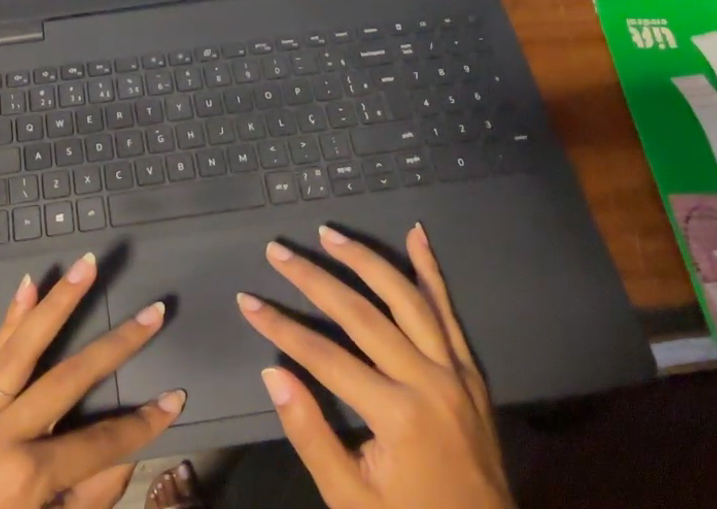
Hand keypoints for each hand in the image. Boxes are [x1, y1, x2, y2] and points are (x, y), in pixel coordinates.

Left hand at [0, 252, 186, 508]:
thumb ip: (91, 496)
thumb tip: (126, 451)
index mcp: (27, 476)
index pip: (101, 441)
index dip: (142, 423)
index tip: (175, 400)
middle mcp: (3, 434)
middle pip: (70, 377)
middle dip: (118, 344)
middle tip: (153, 312)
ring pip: (24, 345)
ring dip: (58, 301)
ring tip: (85, 265)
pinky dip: (10, 317)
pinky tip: (28, 283)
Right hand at [237, 224, 512, 508]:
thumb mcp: (351, 499)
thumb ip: (311, 435)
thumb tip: (273, 373)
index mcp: (396, 413)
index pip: (323, 356)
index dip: (280, 326)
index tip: (247, 300)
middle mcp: (427, 379)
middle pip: (361, 314)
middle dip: (313, 279)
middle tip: (279, 250)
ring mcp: (454, 370)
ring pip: (406, 298)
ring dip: (365, 260)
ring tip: (329, 234)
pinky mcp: (470, 370)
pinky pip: (448, 311)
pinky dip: (431, 271)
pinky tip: (416, 236)